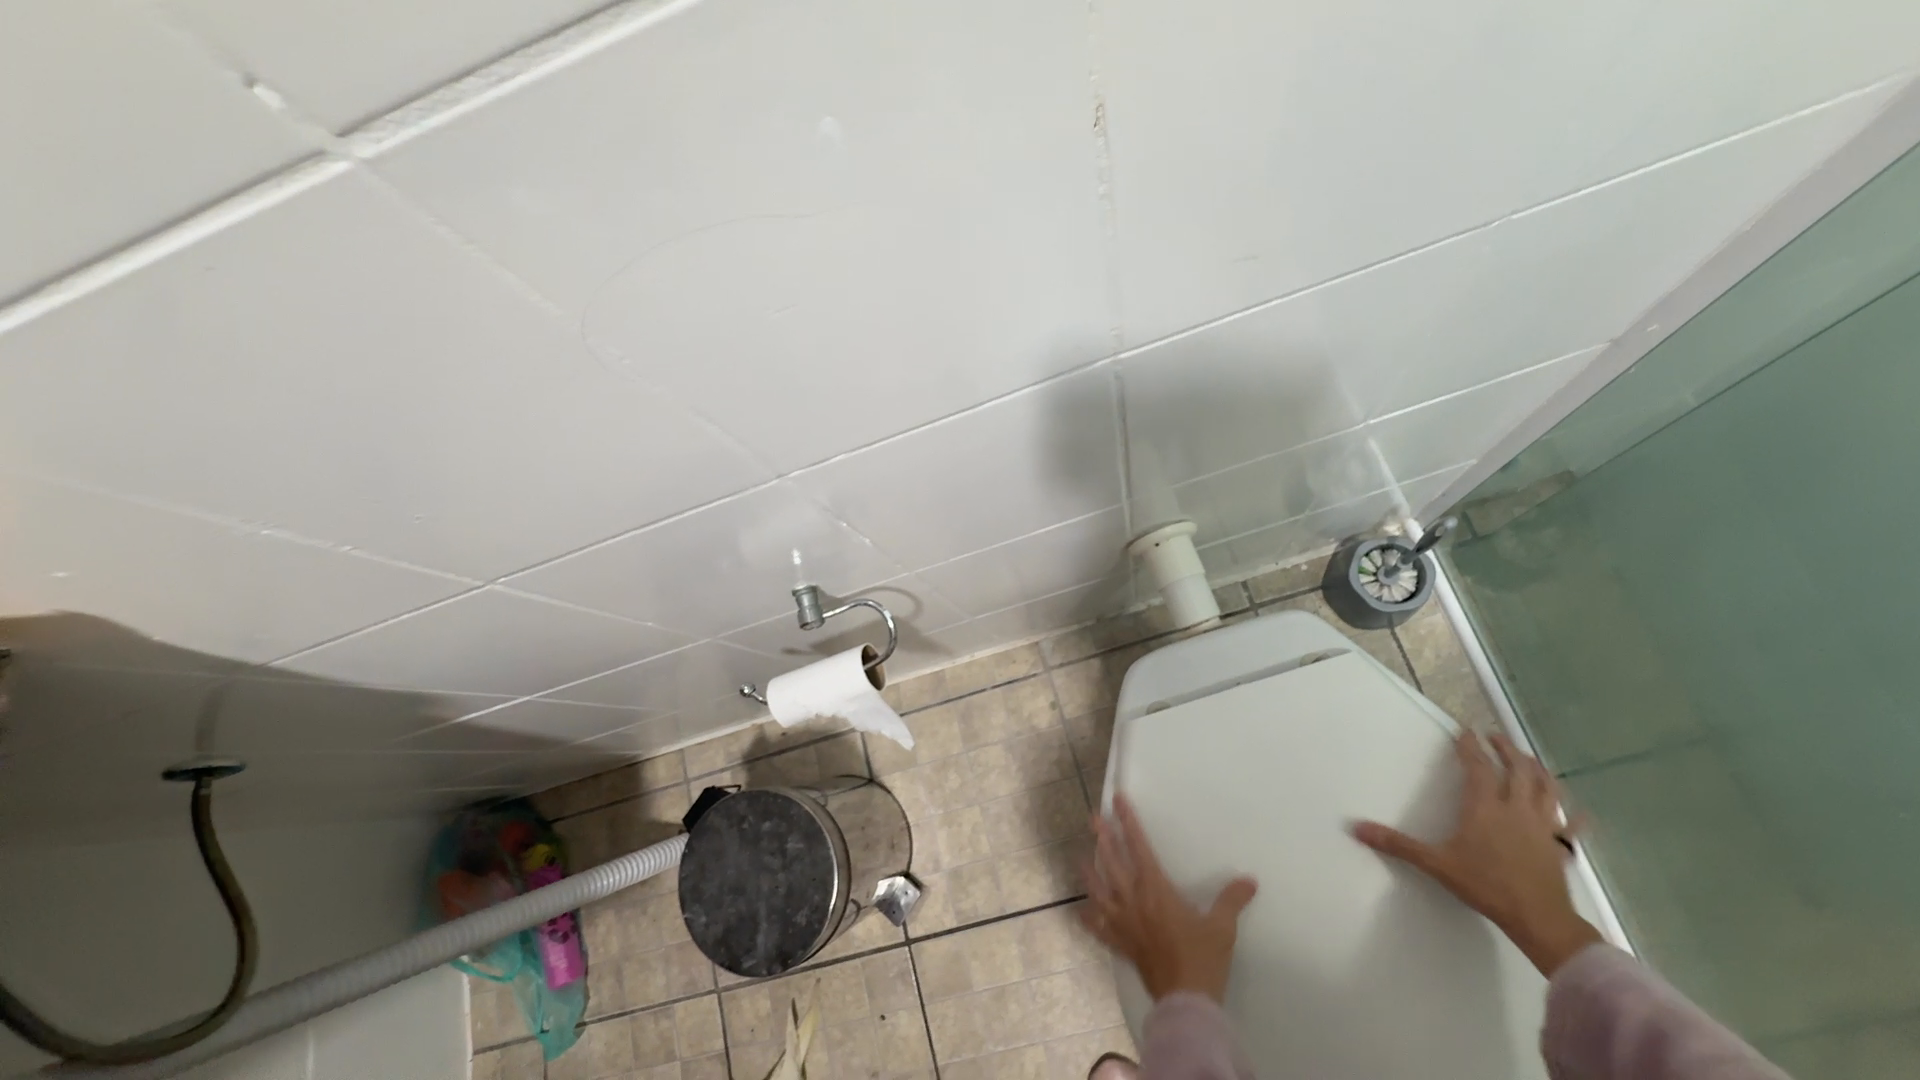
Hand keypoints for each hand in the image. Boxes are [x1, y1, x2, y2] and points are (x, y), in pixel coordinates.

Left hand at [1081, 793, 1258, 1002]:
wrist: (1186, 999)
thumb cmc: (1203, 957)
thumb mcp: (1222, 926)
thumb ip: (1232, 899)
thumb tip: (1249, 880)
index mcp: (1155, 889)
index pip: (1139, 846)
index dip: (1128, 821)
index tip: (1117, 800)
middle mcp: (1134, 901)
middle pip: (1113, 863)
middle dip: (1104, 839)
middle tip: (1093, 819)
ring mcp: (1123, 923)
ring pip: (1100, 891)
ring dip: (1090, 873)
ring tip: (1081, 858)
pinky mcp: (1121, 945)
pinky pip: (1099, 929)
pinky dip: (1090, 919)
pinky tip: (1082, 912)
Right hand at [1353, 731, 1601, 977]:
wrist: (1537, 917)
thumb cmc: (1485, 885)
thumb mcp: (1436, 864)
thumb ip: (1398, 845)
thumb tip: (1356, 828)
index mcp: (1485, 807)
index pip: (1479, 767)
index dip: (1470, 747)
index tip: (1465, 732)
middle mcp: (1516, 808)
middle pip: (1518, 768)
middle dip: (1507, 749)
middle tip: (1496, 737)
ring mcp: (1543, 824)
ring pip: (1546, 787)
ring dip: (1537, 769)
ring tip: (1529, 760)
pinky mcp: (1559, 844)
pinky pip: (1571, 825)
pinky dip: (1575, 815)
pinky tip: (1580, 812)